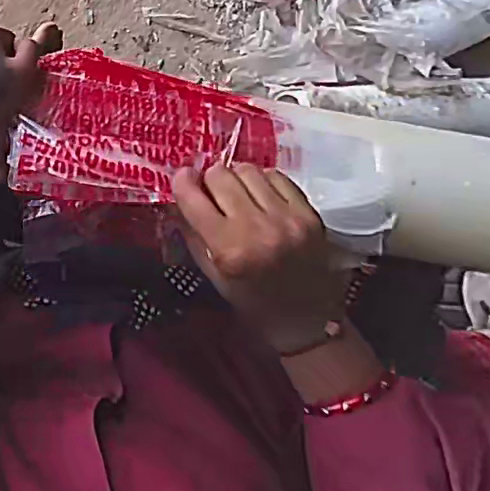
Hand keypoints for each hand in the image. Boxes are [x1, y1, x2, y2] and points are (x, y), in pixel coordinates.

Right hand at [172, 164, 349, 354]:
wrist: (307, 320)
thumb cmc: (251, 301)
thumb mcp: (212, 273)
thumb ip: (193, 232)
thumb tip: (181, 194)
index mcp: (228, 249)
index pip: (192, 196)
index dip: (182, 181)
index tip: (183, 178)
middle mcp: (256, 229)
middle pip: (220, 175)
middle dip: (209, 180)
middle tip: (212, 191)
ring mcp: (287, 219)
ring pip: (247, 170)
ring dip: (236, 178)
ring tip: (238, 194)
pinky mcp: (308, 214)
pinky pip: (276, 176)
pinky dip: (263, 181)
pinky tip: (261, 196)